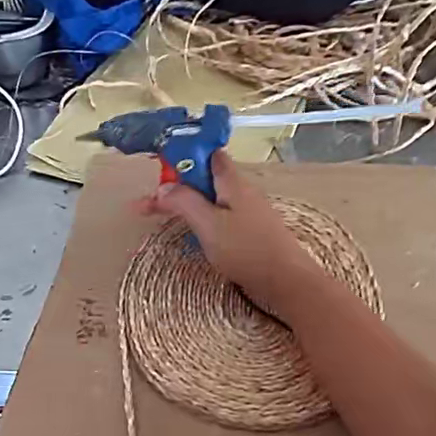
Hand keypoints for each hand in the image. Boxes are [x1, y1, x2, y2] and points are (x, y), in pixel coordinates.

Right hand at [141, 151, 322, 315]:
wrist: (287, 281)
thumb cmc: (246, 250)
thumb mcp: (208, 224)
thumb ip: (185, 202)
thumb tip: (163, 186)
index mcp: (231, 181)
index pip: (207, 154)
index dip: (183, 156)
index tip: (160, 170)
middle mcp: (242, 191)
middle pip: (205, 179)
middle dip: (177, 187)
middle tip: (149, 206)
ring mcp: (249, 212)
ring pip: (212, 200)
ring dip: (187, 205)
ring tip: (163, 218)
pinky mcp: (252, 232)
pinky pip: (221, 217)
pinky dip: (202, 221)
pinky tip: (194, 234)